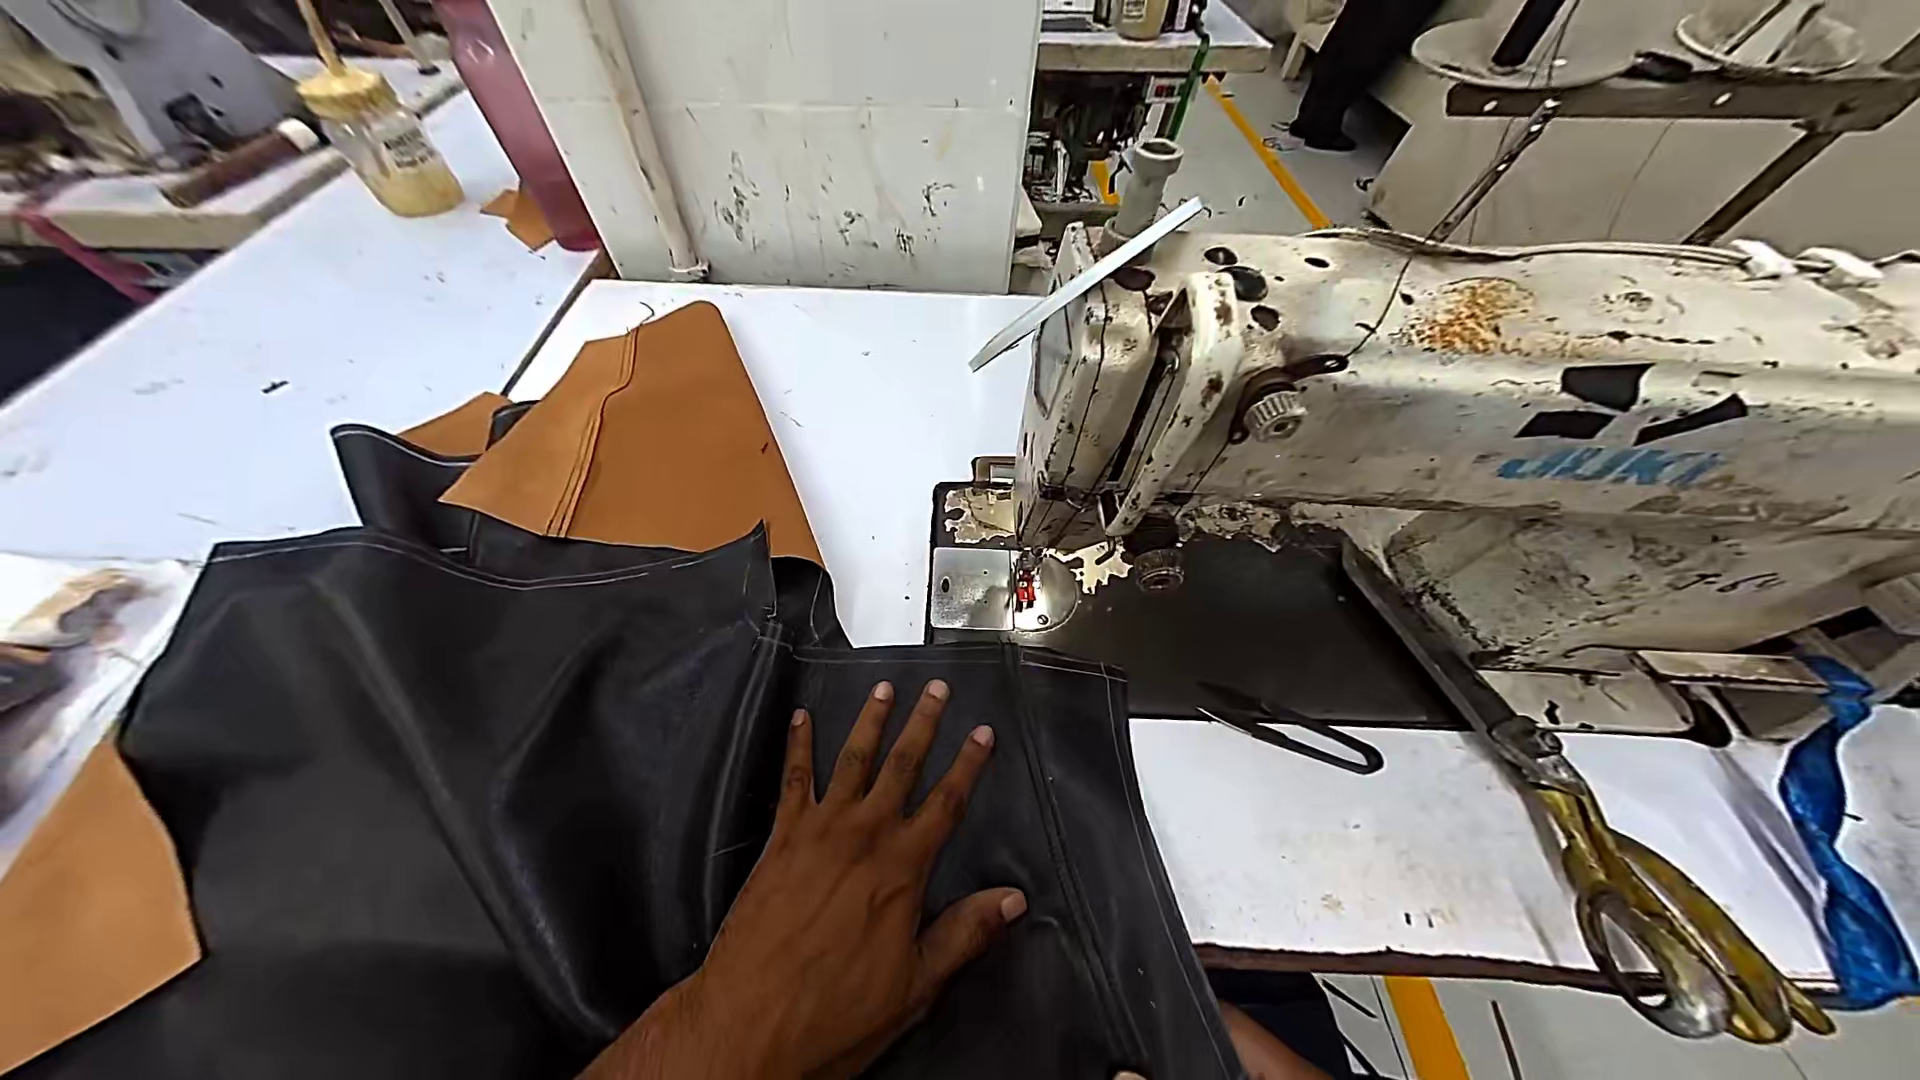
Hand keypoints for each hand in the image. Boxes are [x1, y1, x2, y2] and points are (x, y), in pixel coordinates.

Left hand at [582, 680, 1025, 1079]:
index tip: (983, 731)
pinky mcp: (783, 835)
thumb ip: (964, 934)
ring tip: (883, 687)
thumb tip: (1014, 899)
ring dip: (870, 720)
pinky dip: (798, 745)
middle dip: (923, 723)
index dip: (969, 765)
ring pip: (852, 759)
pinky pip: (793, 779)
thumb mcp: (914, 987)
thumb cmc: (837, 1011)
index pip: (947, 803)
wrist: (748, 1024)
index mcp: (902, 866)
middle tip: (937, 687)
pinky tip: (800, 718)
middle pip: (902, 765)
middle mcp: (866, 833)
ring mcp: (821, 828)